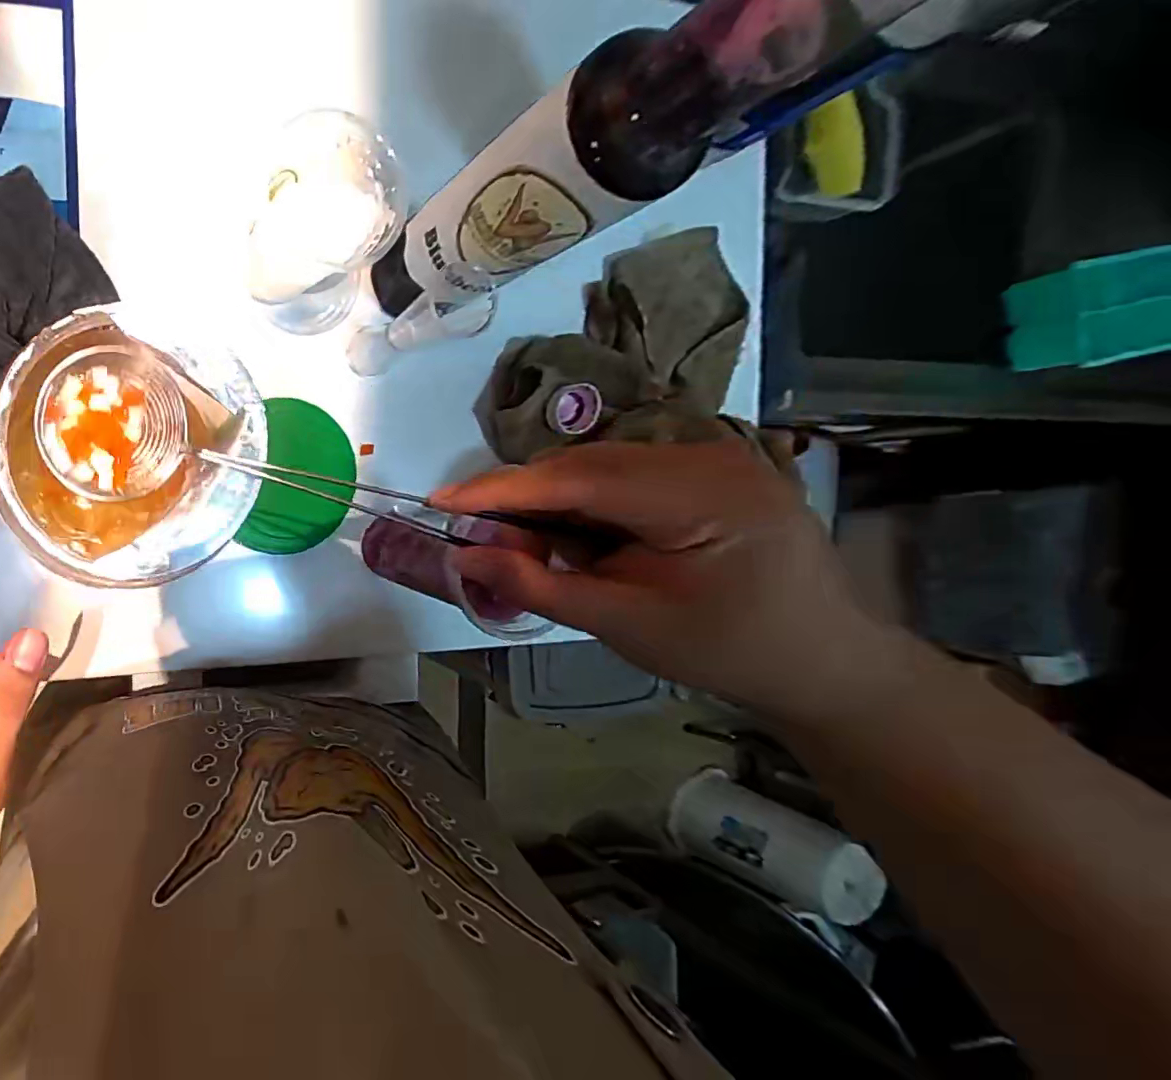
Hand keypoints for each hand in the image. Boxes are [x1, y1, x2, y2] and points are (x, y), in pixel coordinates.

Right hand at [430, 437, 904, 714]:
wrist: (823, 661)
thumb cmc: (727, 650)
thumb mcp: (624, 625)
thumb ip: (540, 585)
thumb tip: (464, 556)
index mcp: (702, 495)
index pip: (577, 477)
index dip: (500, 488)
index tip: (440, 500)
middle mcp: (708, 457)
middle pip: (583, 463)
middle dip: (520, 496)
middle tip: (474, 536)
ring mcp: (711, 457)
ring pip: (596, 465)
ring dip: (547, 499)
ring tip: (517, 542)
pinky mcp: (704, 470)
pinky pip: (620, 475)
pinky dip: (579, 501)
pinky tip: (566, 533)